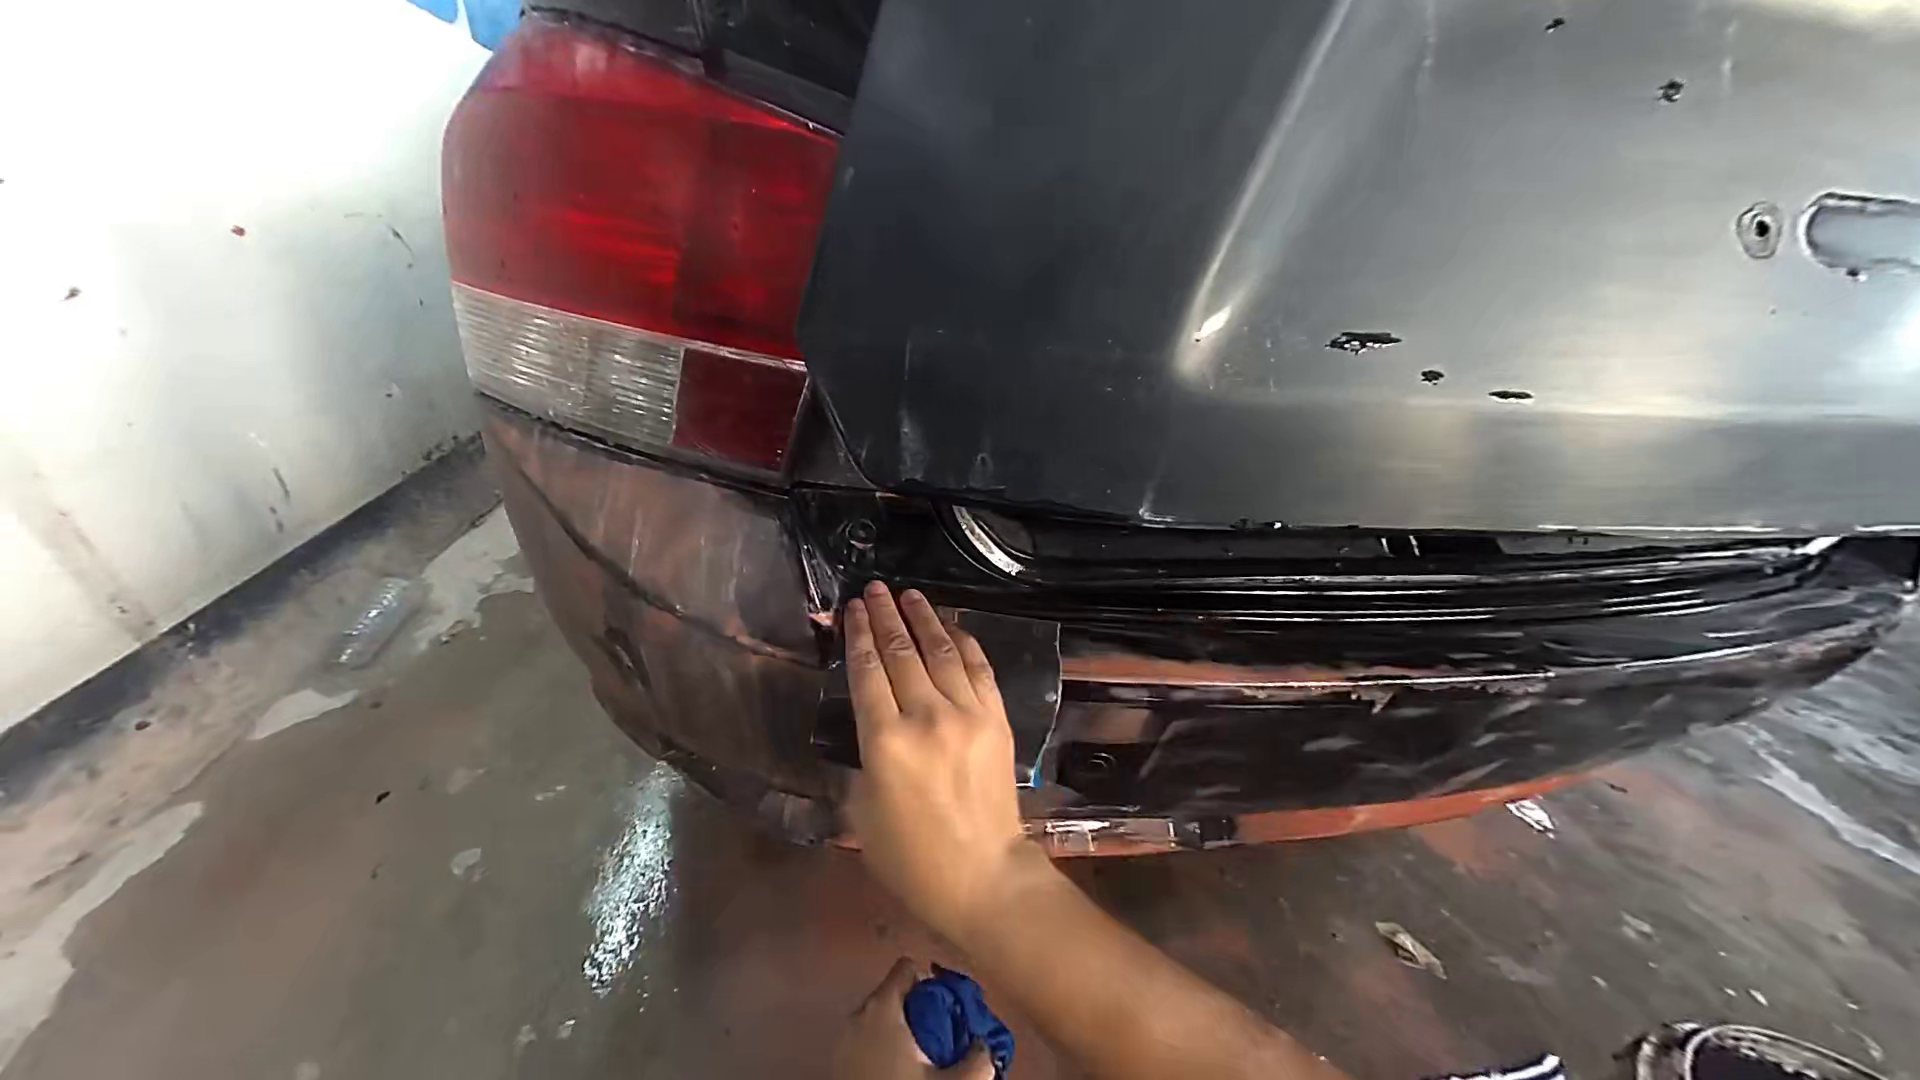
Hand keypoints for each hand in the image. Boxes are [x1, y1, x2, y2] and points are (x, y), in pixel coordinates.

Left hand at [835, 958, 994, 1079]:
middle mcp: (858, 1013)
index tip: (947, 1006)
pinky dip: (883, 1049)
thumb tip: (985, 1046)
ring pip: (880, 1019)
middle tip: (941, 1037)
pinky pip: (866, 1041)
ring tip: (922, 1060)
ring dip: (901, 1032)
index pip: (907, 967)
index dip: (930, 982)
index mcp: (882, 1006)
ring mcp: (843, 1040)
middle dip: (919, 1010)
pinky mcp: (838, 1064)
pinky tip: (899, 1073)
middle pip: (895, 994)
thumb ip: (976, 1061)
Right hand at [843, 583, 1033, 941]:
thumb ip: (862, 759)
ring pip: (941, 651)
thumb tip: (870, 724)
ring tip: (910, 595)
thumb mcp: (862, 814)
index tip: (852, 608)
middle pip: (901, 652)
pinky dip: (965, 642)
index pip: (867, 672)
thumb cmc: (912, 857)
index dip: (857, 634)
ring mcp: (967, 714)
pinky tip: (953, 626)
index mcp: (884, 742)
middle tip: (875, 589)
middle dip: (885, 616)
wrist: (984, 876)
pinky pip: (979, 668)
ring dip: (924, 618)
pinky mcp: (996, 719)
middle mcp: (925, 717)